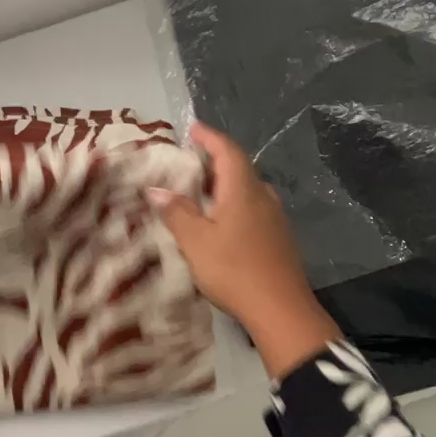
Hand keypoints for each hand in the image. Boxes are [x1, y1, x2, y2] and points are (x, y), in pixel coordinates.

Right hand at [147, 123, 339, 378]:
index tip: (193, 128)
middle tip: (187, 164)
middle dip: (213, 162)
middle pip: (239, 169)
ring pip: (246, 191)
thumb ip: (176, 212)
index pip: (228, 152)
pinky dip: (232, 205)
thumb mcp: (195, 241)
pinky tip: (218, 222)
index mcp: (243, 191)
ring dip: (223, 186)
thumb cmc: (233, 269)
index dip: (210, 138)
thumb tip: (156, 190)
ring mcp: (274, 218)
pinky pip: (251, 209)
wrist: (279, 308)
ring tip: (199, 193)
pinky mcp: (277, 238)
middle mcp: (263, 197)